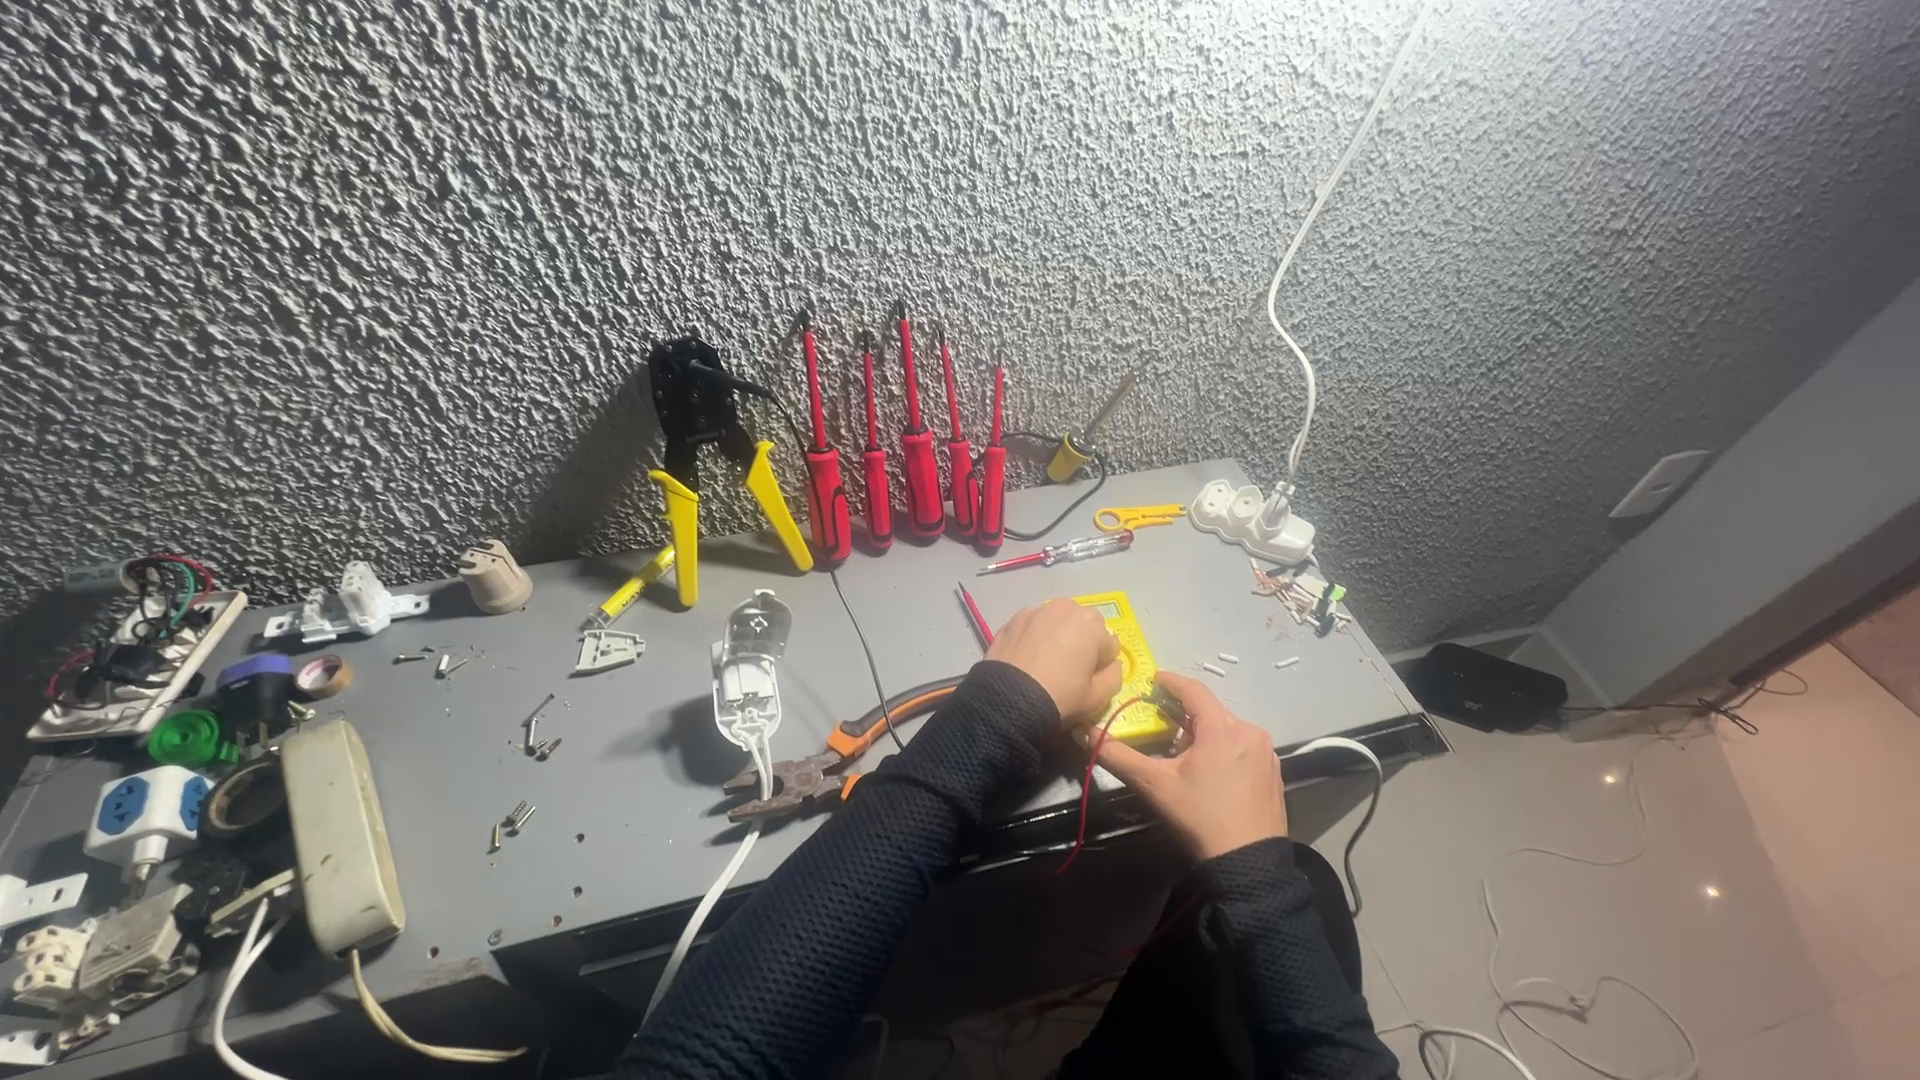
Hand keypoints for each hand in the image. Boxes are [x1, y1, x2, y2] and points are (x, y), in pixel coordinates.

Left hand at [986, 598, 1123, 726]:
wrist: (1008, 699)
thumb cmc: (1060, 696)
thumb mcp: (1098, 697)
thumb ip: (1115, 676)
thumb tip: (1112, 664)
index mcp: (1092, 624)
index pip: (1109, 646)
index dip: (1101, 665)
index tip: (1088, 680)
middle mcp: (1066, 608)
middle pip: (1085, 626)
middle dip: (1082, 642)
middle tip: (1068, 669)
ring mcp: (1037, 610)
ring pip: (1058, 621)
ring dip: (1058, 635)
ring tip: (1046, 661)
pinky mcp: (1014, 618)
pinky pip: (1035, 625)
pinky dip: (1035, 636)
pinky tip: (1028, 657)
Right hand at [1095, 671, 1287, 859]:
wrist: (1248, 864)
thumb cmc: (1200, 817)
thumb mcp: (1155, 785)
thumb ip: (1118, 756)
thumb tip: (1088, 734)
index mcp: (1223, 728)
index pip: (1194, 690)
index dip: (1171, 681)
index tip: (1154, 680)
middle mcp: (1250, 732)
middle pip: (1211, 711)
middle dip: (1186, 714)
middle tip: (1163, 725)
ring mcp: (1266, 753)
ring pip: (1228, 729)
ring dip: (1205, 733)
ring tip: (1185, 754)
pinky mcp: (1274, 773)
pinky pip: (1243, 748)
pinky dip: (1224, 749)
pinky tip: (1212, 773)